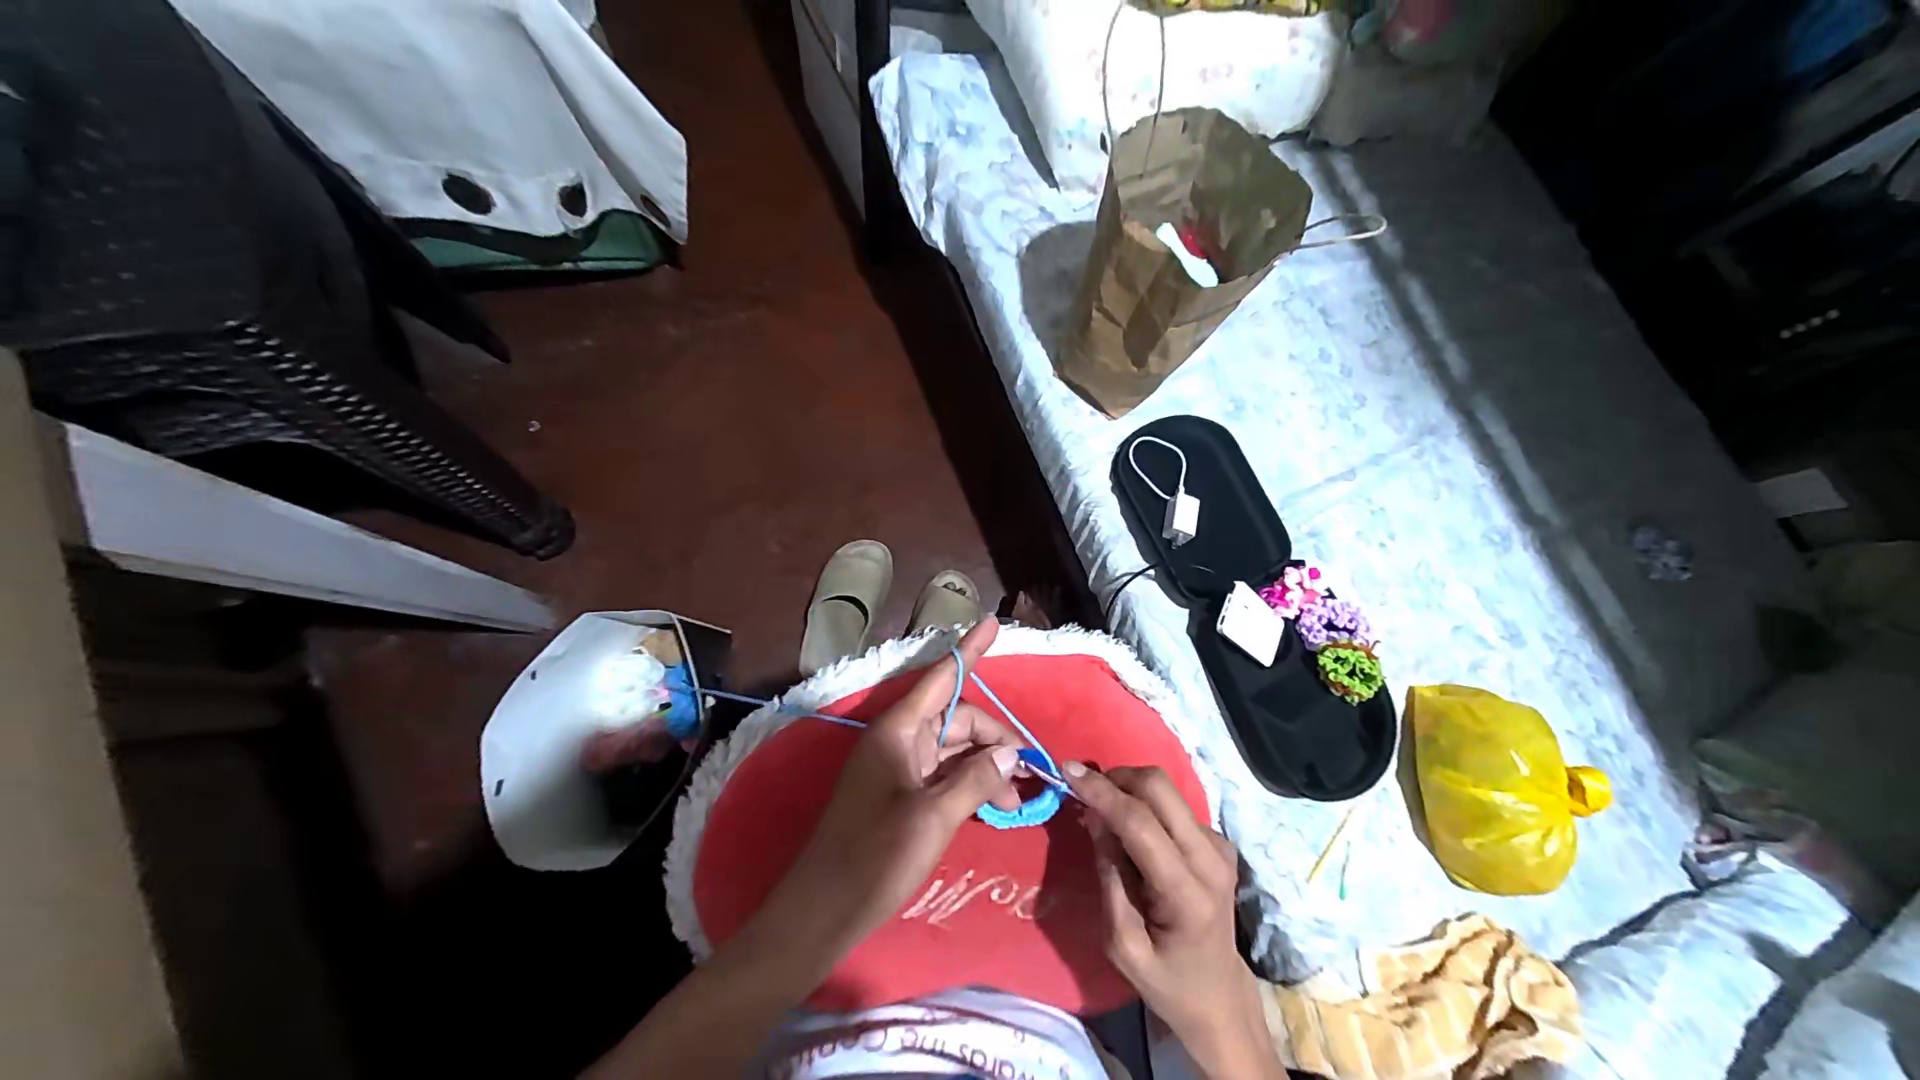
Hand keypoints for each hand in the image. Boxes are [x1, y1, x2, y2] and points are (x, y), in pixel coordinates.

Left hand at [756, 617, 1023, 952]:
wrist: (824, 909)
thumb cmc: (875, 857)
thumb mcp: (933, 818)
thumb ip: (975, 780)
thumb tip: (1012, 754)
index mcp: (898, 731)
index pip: (941, 678)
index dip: (969, 650)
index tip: (993, 622)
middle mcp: (898, 740)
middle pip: (956, 719)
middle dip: (994, 738)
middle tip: (1029, 771)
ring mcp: (898, 767)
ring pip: (953, 749)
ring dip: (986, 766)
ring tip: (1017, 800)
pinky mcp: (900, 793)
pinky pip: (943, 774)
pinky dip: (969, 783)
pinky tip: (994, 804)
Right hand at [1065, 763, 1281, 1079]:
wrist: (1218, 994)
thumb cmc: (1165, 978)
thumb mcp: (1121, 943)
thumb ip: (1108, 876)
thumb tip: (1094, 815)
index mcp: (1187, 894)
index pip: (1141, 824)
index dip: (1102, 792)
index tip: (1068, 771)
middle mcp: (1211, 859)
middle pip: (1159, 788)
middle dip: (1116, 778)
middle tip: (1085, 792)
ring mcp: (1219, 846)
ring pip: (1166, 790)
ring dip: (1128, 789)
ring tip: (1103, 813)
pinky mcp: (1218, 840)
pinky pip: (1172, 804)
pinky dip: (1143, 804)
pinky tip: (1131, 832)